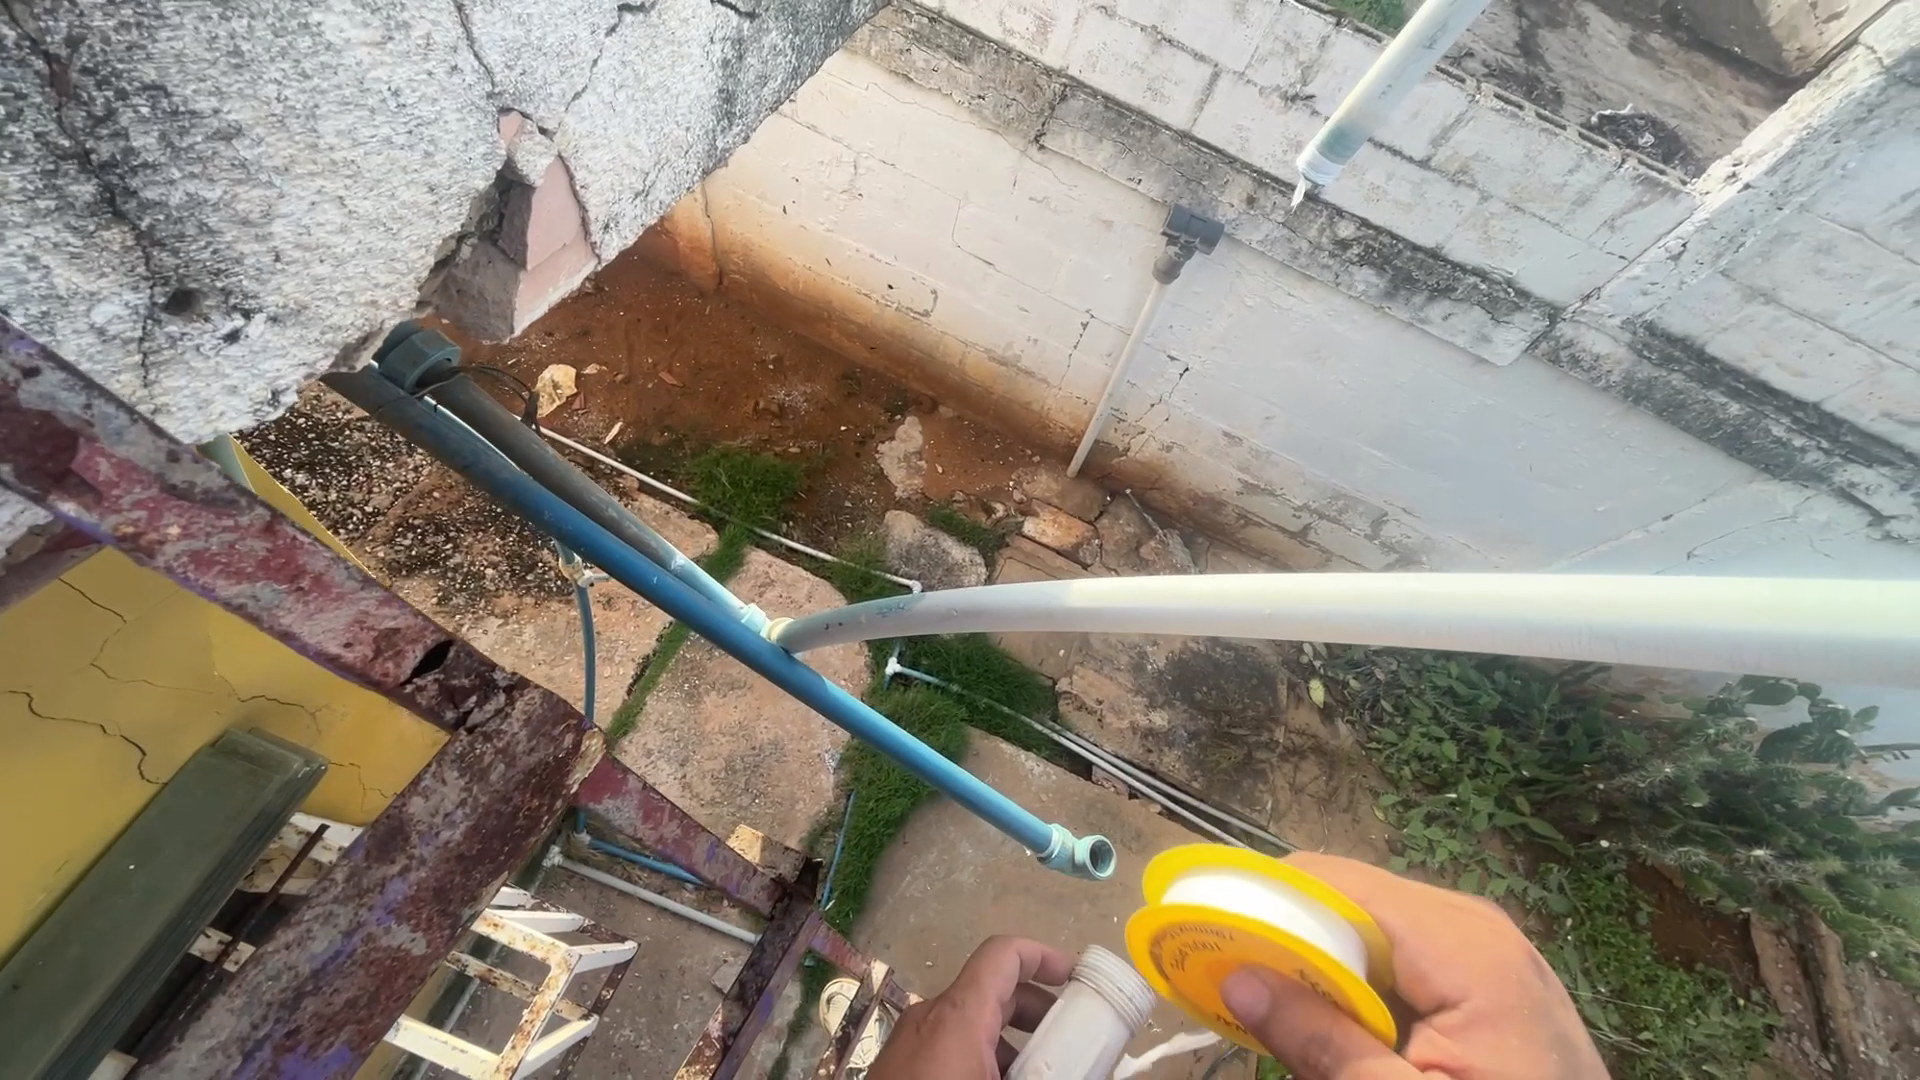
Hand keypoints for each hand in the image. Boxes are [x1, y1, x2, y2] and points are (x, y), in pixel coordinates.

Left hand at [867, 935, 1072, 1079]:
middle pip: (991, 989)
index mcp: (958, 1015)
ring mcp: (910, 1045)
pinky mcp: (899, 1071)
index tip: (1079, 982)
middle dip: (1037, 1009)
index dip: (1044, 956)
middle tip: (1073, 1041)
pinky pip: (949, 1050)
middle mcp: (931, 1018)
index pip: (1004, 955)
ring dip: (1012, 1041)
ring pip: (971, 1024)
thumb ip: (1046, 1075)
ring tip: (1044, 1076)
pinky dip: (983, 1060)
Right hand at [1219, 853, 1607, 1078]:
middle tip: (1248, 982)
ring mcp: (1484, 942)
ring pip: (1366, 919)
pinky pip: (1398, 945)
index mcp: (1463, 943)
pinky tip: (1349, 1020)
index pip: (1334, 882)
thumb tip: (1234, 980)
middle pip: (1347, 895)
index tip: (1217, 934)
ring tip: (1291, 1005)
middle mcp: (1473, 921)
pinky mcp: (1486, 968)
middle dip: (1292, 933)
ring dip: (1322, 956)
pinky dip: (1359, 973)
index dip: (1269, 901)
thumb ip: (1323, 1045)